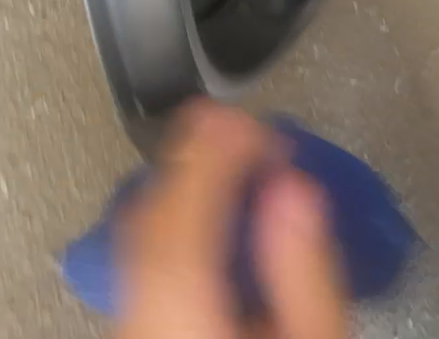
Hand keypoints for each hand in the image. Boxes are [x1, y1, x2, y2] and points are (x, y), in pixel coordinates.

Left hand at [117, 100, 347, 338]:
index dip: (214, 160)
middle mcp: (145, 327)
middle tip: (235, 122)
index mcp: (188, 322)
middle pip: (149, 226)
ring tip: (224, 148)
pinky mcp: (137, 334)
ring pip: (136, 239)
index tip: (250, 124)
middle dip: (193, 158)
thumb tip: (294, 189)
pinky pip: (141, 257)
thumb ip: (306, 267)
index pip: (184, 227)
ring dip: (180, 181)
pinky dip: (172, 213)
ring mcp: (132, 332)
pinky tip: (202, 202)